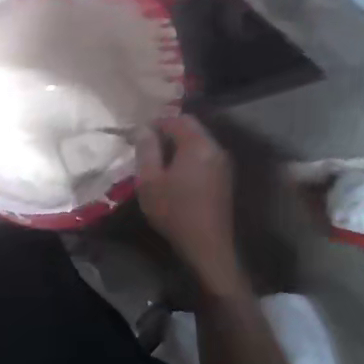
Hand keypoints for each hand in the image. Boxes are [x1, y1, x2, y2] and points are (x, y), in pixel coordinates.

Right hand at [136, 116, 237, 278]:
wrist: (208, 245)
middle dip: (168, 131)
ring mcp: (223, 162)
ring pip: (199, 141)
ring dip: (180, 145)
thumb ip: (146, 150)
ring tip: (159, 161)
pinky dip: (190, 156)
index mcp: (197, 144)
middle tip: (148, 146)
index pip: (176, 118)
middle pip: (191, 127)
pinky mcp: (225, 177)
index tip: (138, 135)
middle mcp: (215, 147)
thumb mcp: (150, 181)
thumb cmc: (174, 211)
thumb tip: (143, 128)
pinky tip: (177, 174)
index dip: (155, 122)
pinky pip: (205, 155)